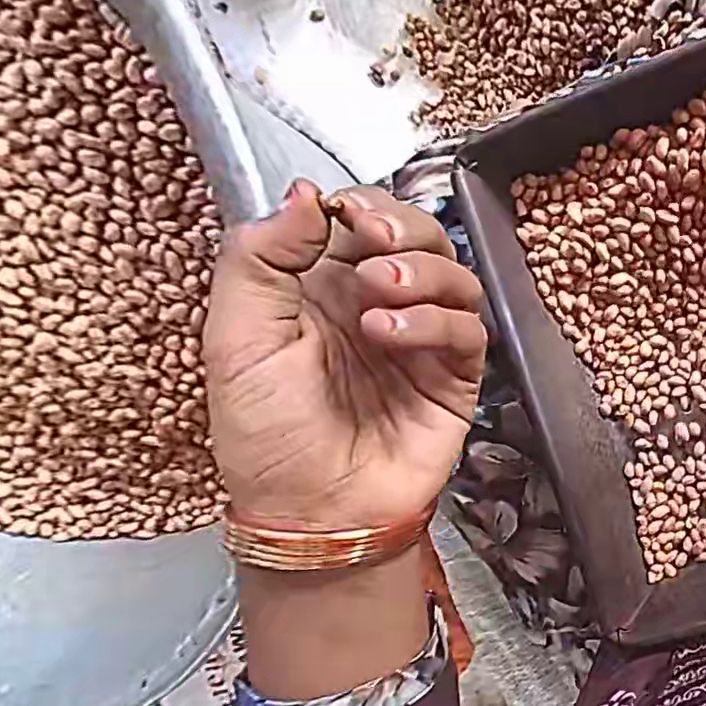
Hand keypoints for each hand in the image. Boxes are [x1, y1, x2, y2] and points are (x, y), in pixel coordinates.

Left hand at [204, 181, 485, 530]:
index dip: (365, 207)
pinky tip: (394, 335)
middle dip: (405, 228)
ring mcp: (423, 342)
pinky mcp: (456, 376)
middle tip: (377, 241)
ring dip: (423, 273)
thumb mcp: (236, 339)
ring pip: (455, 278)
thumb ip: (260, 259)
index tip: (348, 212)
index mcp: (324, 290)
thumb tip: (304, 195)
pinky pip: (469, 330)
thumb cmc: (270, 434)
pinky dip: (438, 321)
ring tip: (383, 294)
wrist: (316, 510)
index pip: (362, 225)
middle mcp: (380, 308)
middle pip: (421, 240)